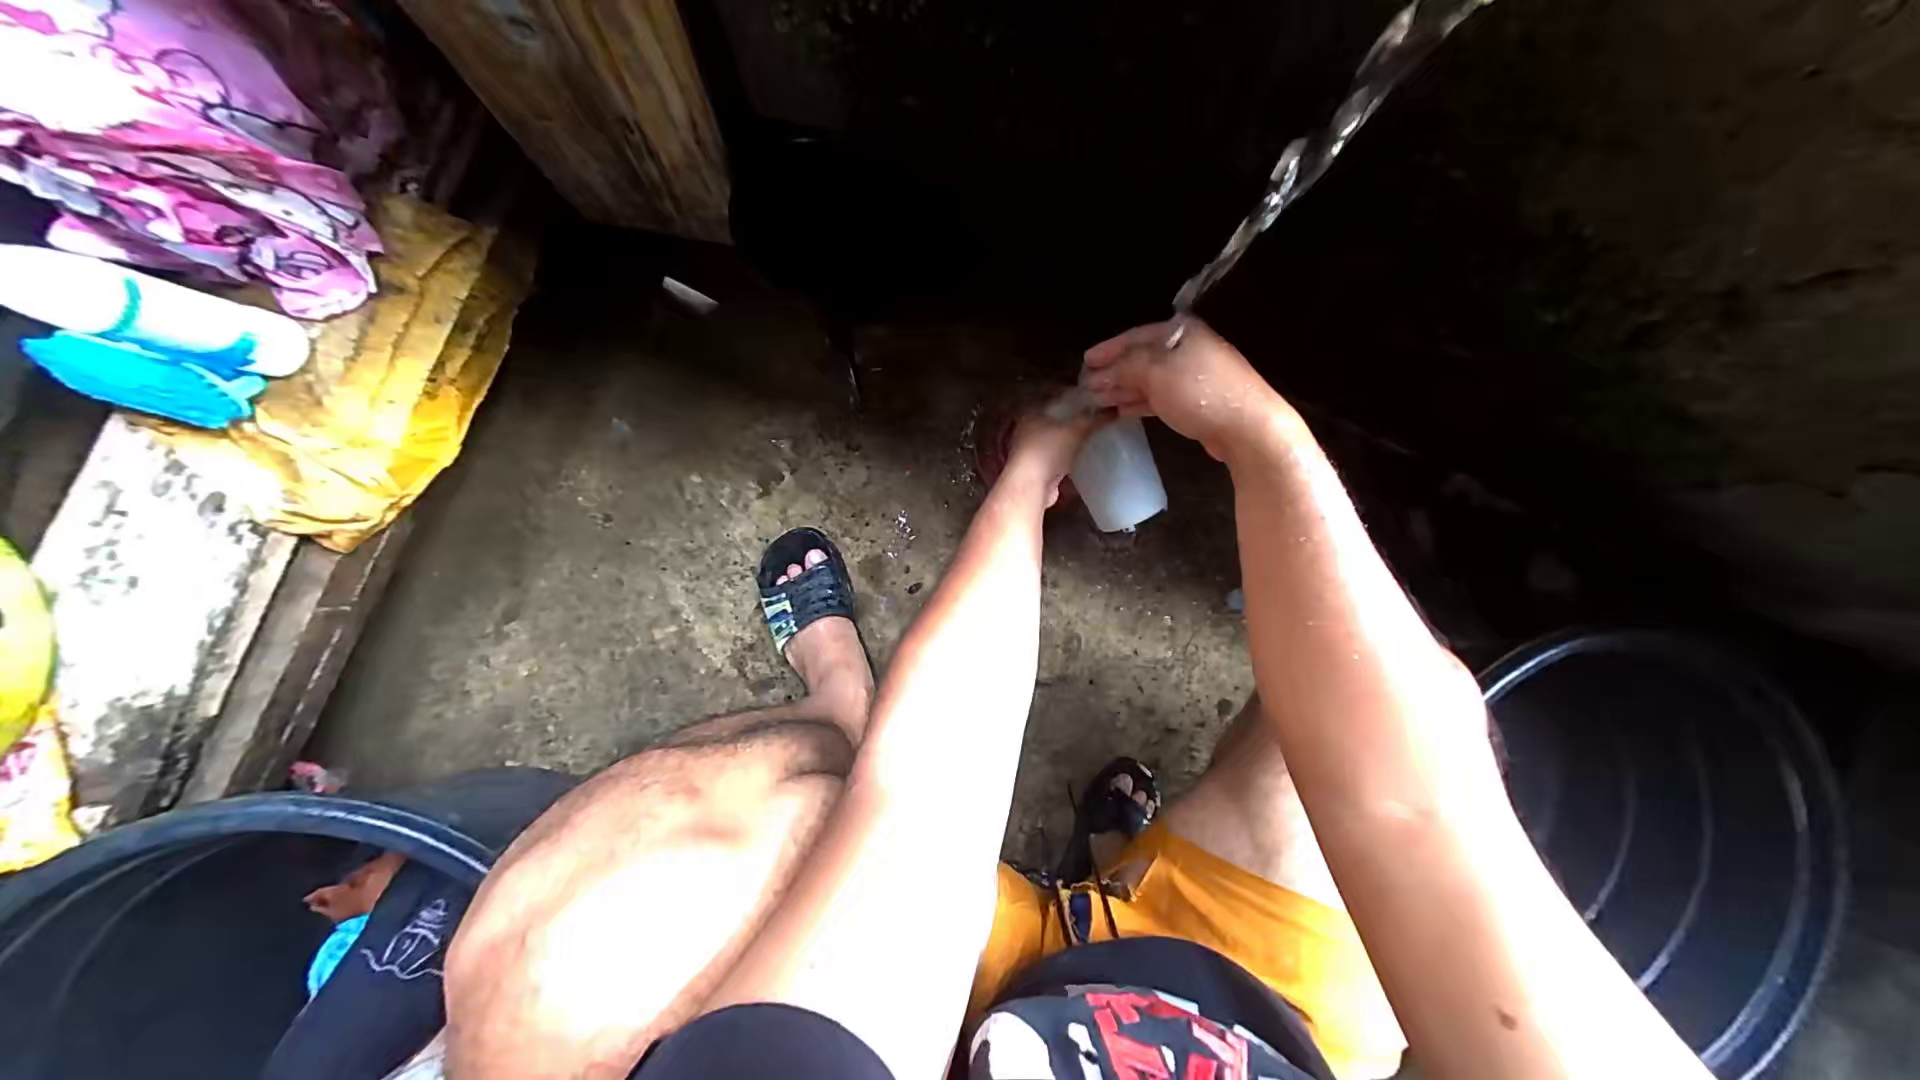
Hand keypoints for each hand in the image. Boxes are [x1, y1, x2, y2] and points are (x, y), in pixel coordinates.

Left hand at [1002, 394, 1102, 507]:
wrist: (1032, 486)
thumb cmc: (1049, 450)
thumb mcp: (1077, 429)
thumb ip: (1095, 419)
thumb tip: (1114, 411)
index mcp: (1031, 414)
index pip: (1058, 403)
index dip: (1077, 403)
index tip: (1096, 406)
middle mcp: (1027, 431)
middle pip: (1057, 423)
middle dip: (1075, 424)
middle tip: (1098, 423)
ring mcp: (1031, 452)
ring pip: (1057, 443)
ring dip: (1072, 444)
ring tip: (1094, 440)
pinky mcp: (1037, 471)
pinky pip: (1057, 460)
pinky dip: (1069, 460)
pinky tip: (1084, 459)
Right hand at [1080, 318, 1297, 463]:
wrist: (1247, 428)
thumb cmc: (1200, 392)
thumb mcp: (1156, 372)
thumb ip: (1123, 367)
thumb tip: (1099, 372)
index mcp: (1181, 333)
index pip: (1135, 336)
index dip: (1108, 349)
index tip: (1085, 362)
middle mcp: (1188, 349)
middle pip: (1141, 358)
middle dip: (1113, 372)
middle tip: (1087, 385)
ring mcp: (1193, 376)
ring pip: (1149, 380)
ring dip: (1123, 389)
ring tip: (1099, 400)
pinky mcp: (1196, 402)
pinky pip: (1159, 398)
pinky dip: (1139, 402)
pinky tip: (1122, 410)